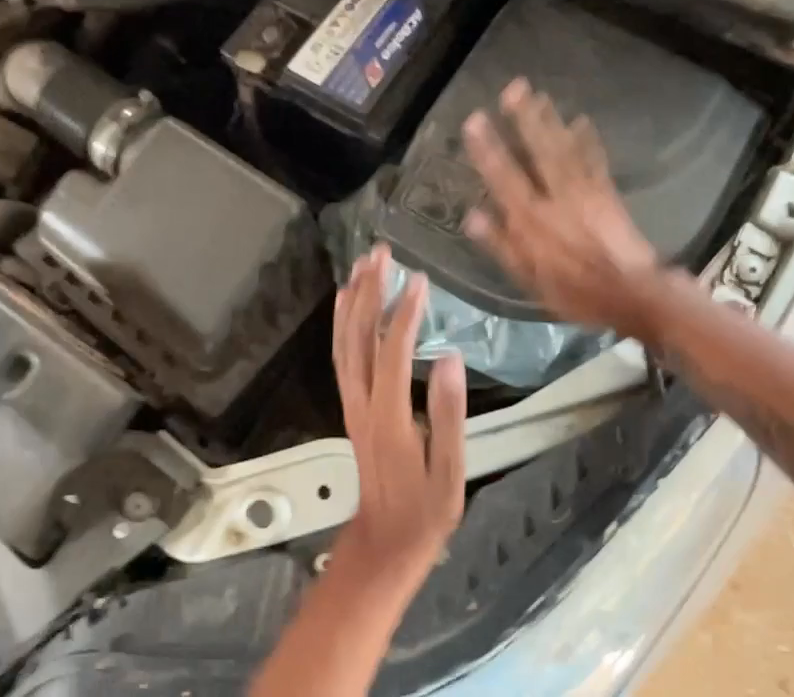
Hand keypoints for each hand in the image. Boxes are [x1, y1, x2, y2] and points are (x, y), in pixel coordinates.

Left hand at [332, 245, 466, 586]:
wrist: (385, 540)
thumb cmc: (426, 511)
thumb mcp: (450, 471)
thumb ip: (449, 415)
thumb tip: (453, 359)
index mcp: (390, 416)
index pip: (393, 352)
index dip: (404, 313)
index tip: (419, 279)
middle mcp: (362, 402)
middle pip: (358, 336)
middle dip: (369, 291)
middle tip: (381, 252)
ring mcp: (351, 403)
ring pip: (344, 341)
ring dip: (352, 300)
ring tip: (363, 264)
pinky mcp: (350, 406)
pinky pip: (340, 356)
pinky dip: (341, 324)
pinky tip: (345, 302)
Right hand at [460, 78, 667, 336]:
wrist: (635, 295)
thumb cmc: (576, 293)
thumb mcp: (529, 280)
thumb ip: (501, 245)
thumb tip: (472, 215)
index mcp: (531, 221)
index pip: (503, 177)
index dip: (488, 148)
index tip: (476, 119)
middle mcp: (555, 199)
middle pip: (538, 152)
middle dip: (524, 119)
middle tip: (514, 87)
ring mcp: (584, 193)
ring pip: (564, 149)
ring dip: (550, 120)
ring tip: (538, 94)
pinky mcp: (608, 194)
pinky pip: (594, 161)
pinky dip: (587, 140)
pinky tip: (580, 121)